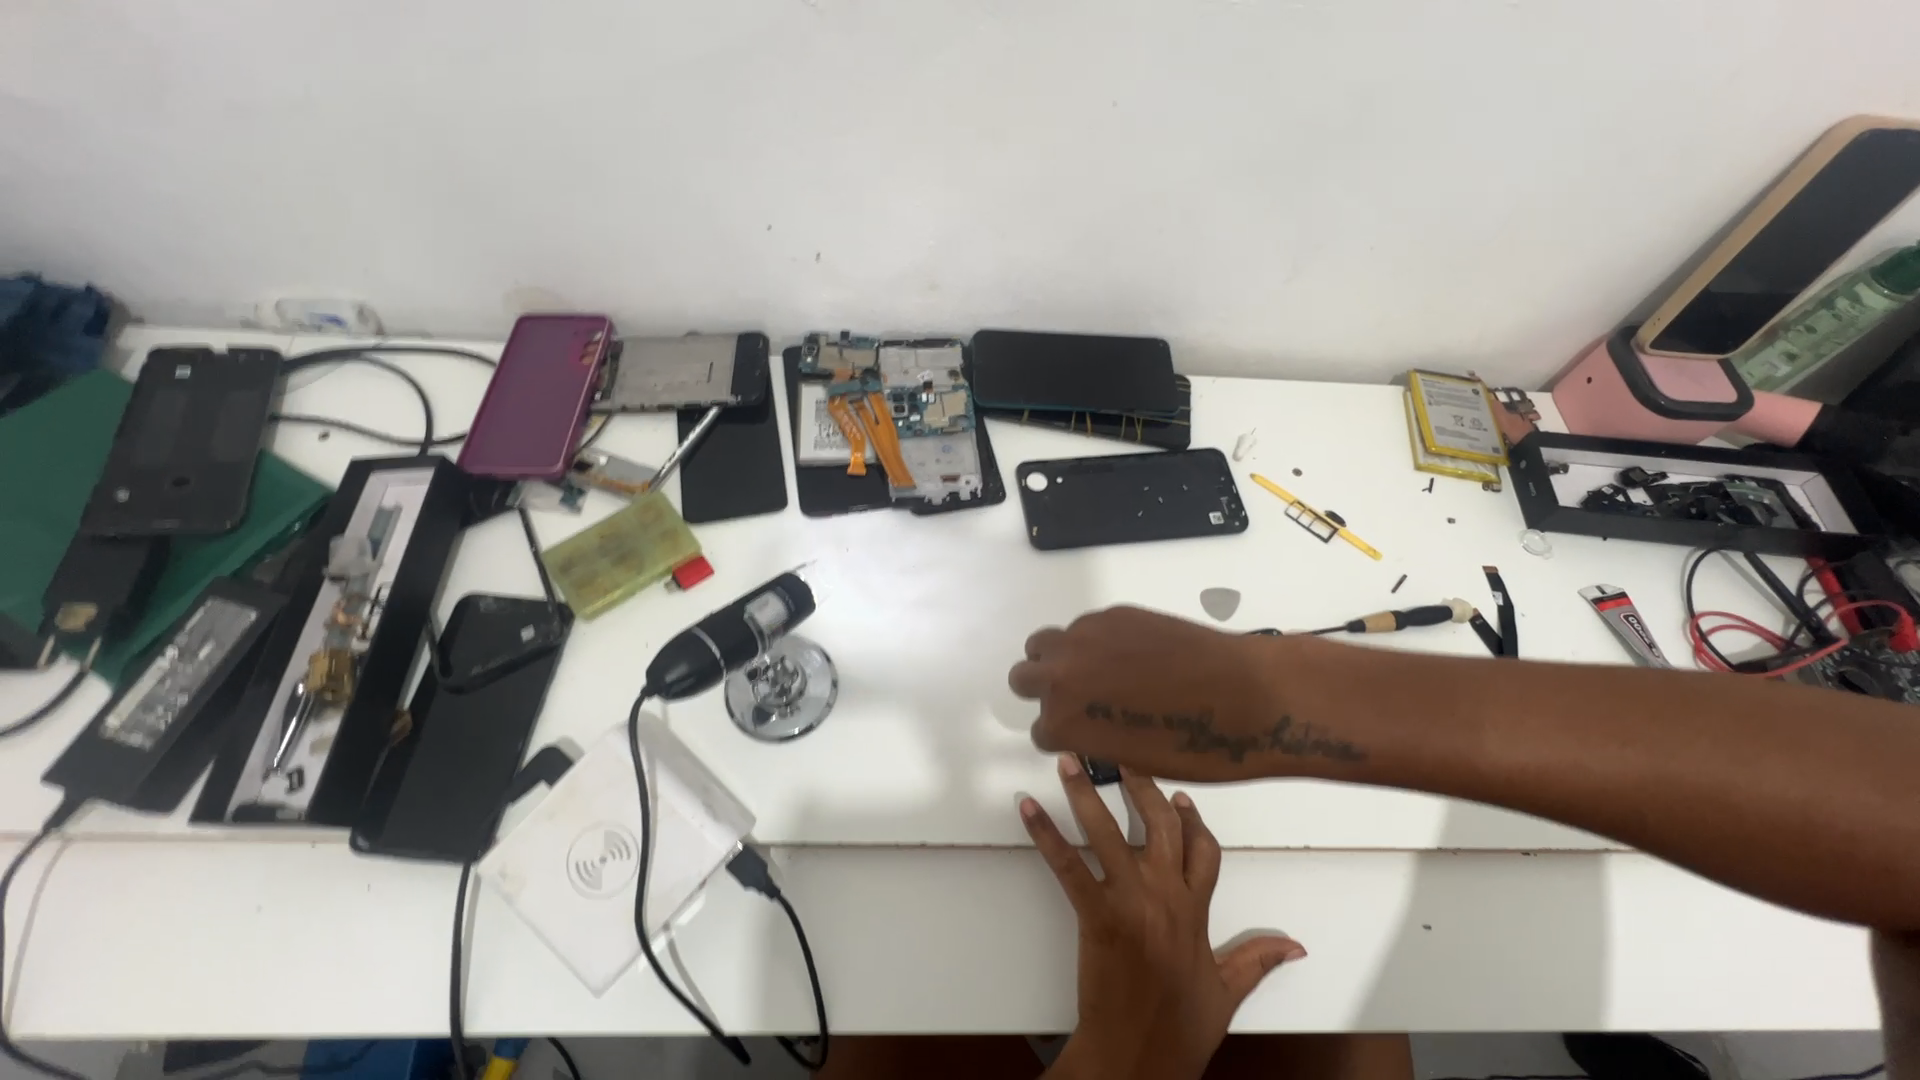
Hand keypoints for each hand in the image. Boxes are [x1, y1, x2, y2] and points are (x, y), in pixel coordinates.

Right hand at [1010, 606, 1363, 781]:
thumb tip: (1092, 722)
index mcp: (1064, 722)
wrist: (1245, 696)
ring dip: (1060, 657)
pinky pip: (1085, 628)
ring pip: (1046, 643)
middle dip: (1043, 688)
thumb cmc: (1195, 745)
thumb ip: (1095, 737)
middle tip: (1078, 697)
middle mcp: (1062, 675)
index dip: (1062, 733)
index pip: (1040, 730)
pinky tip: (1133, 654)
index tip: (1083, 732)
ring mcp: (1085, 638)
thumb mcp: (1132, 758)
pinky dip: (1096, 641)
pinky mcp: (1113, 614)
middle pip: (1023, 676)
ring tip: (1099, 671)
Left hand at [1023, 756, 1303, 1079]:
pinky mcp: (1096, 914)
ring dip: (1086, 793)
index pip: (1204, 850)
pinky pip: (1069, 866)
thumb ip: (1258, 959)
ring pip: (1110, 834)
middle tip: (1120, 753)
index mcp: (1197, 911)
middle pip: (1160, 827)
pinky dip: (1045, 835)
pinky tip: (1028, 808)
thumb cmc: (1180, 1027)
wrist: (1139, 1058)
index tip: (1181, 794)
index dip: (1193, 820)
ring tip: (1068, 760)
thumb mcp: (1227, 991)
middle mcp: (1167, 895)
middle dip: (1141, 786)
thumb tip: (1297, 944)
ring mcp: (1132, 901)